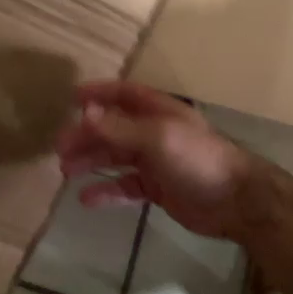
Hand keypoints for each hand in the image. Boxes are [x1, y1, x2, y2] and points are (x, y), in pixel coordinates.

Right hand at [55, 80, 259, 239]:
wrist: (234, 199)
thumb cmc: (197, 158)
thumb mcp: (157, 138)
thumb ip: (120, 128)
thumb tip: (86, 111)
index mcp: (158, 110)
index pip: (123, 94)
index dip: (98, 94)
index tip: (71, 98)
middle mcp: (155, 131)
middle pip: (114, 128)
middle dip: (87, 134)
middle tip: (58, 147)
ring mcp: (156, 161)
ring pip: (116, 157)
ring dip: (92, 160)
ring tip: (65, 170)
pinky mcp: (158, 189)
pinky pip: (126, 186)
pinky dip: (107, 190)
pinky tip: (86, 199)